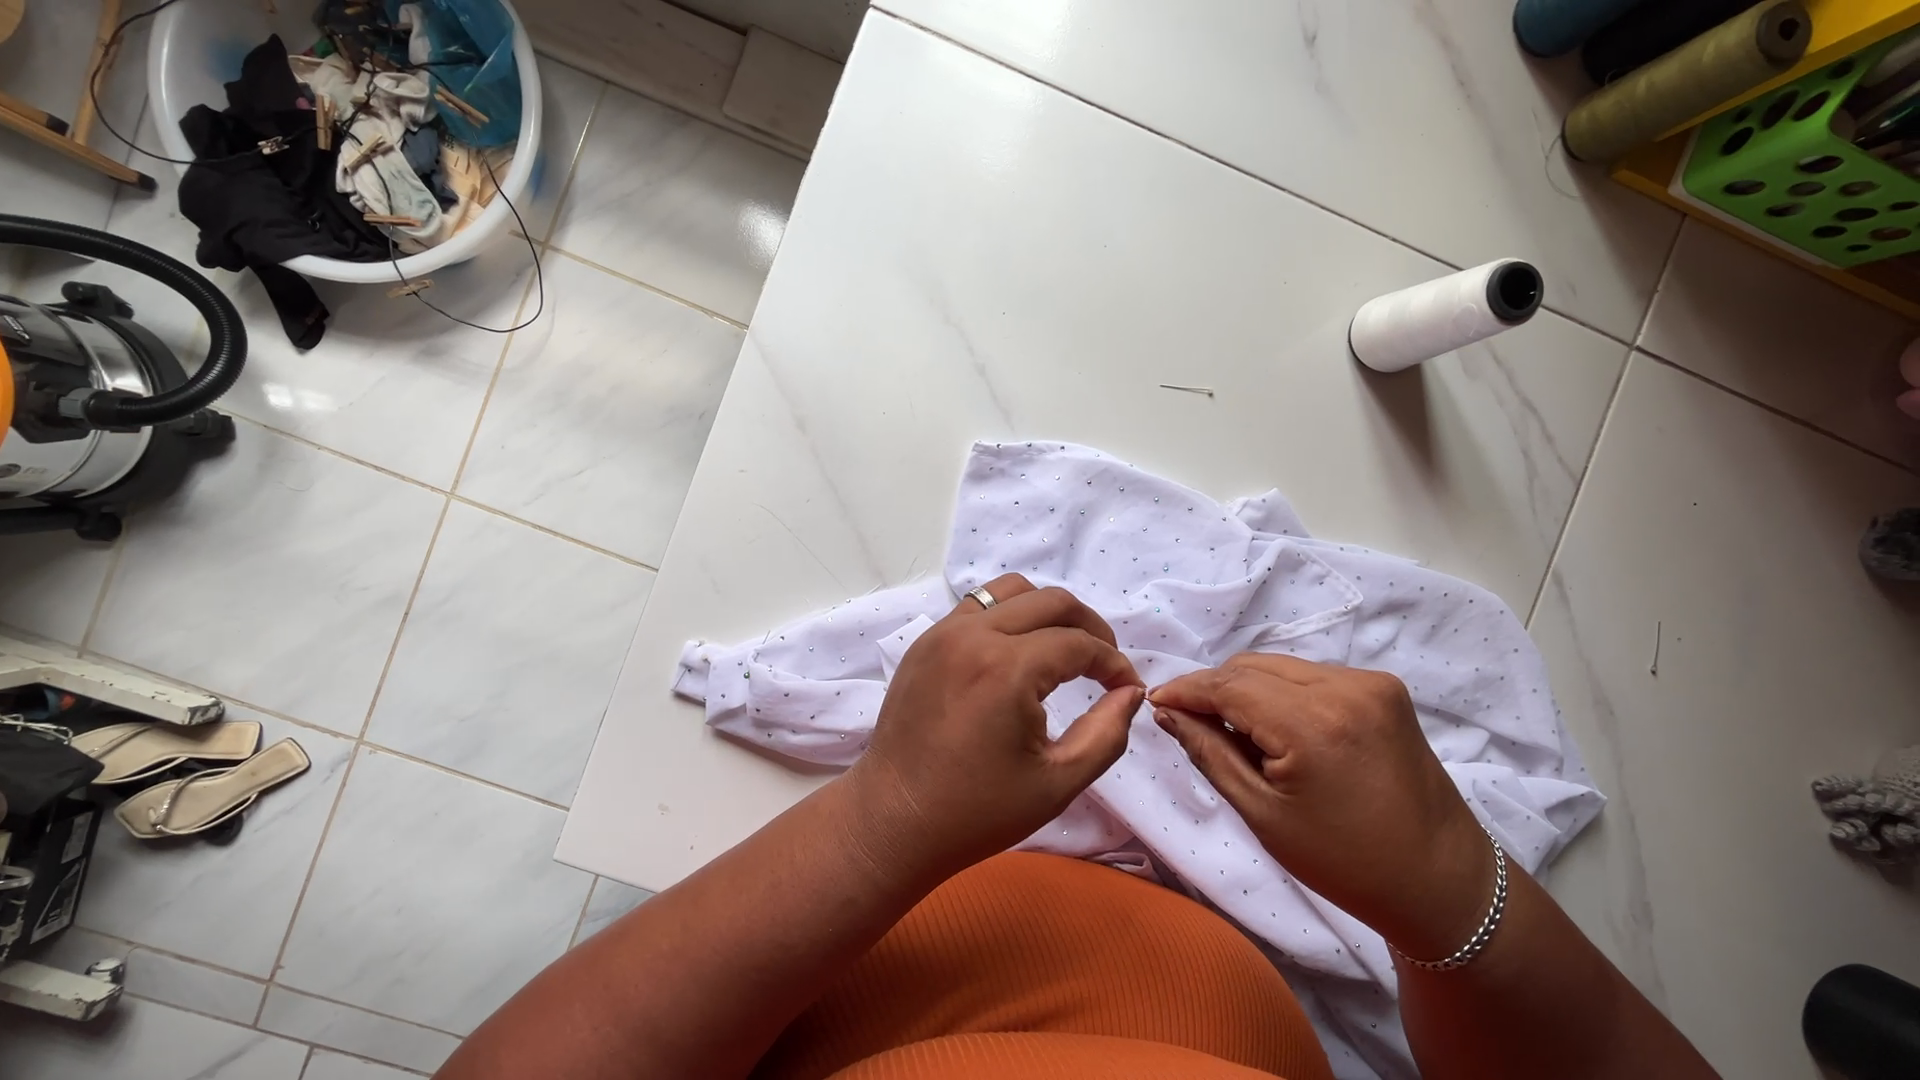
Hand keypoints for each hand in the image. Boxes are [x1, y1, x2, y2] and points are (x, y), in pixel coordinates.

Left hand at [844, 574, 1144, 880]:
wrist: (894, 820)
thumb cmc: (976, 811)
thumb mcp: (1058, 783)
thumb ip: (1107, 733)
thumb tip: (1131, 693)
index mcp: (1006, 668)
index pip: (1079, 644)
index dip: (1114, 664)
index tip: (1127, 689)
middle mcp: (973, 635)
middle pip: (1051, 601)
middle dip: (1090, 628)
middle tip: (1105, 664)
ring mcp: (942, 634)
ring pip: (1010, 591)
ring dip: (1047, 612)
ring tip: (1063, 649)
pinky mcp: (924, 643)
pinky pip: (977, 607)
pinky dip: (1008, 616)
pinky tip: (1018, 654)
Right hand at [1149, 654, 1494, 961]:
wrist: (1441, 881)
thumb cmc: (1344, 861)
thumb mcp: (1262, 814)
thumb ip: (1210, 753)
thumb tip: (1167, 713)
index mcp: (1315, 723)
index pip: (1229, 685)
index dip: (1186, 690)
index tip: (1154, 702)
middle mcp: (1346, 687)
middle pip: (1252, 666)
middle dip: (1213, 689)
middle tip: (1187, 721)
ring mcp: (1370, 683)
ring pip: (1280, 666)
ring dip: (1247, 689)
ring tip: (1231, 729)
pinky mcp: (1384, 689)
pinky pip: (1310, 675)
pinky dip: (1281, 692)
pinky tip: (1275, 728)